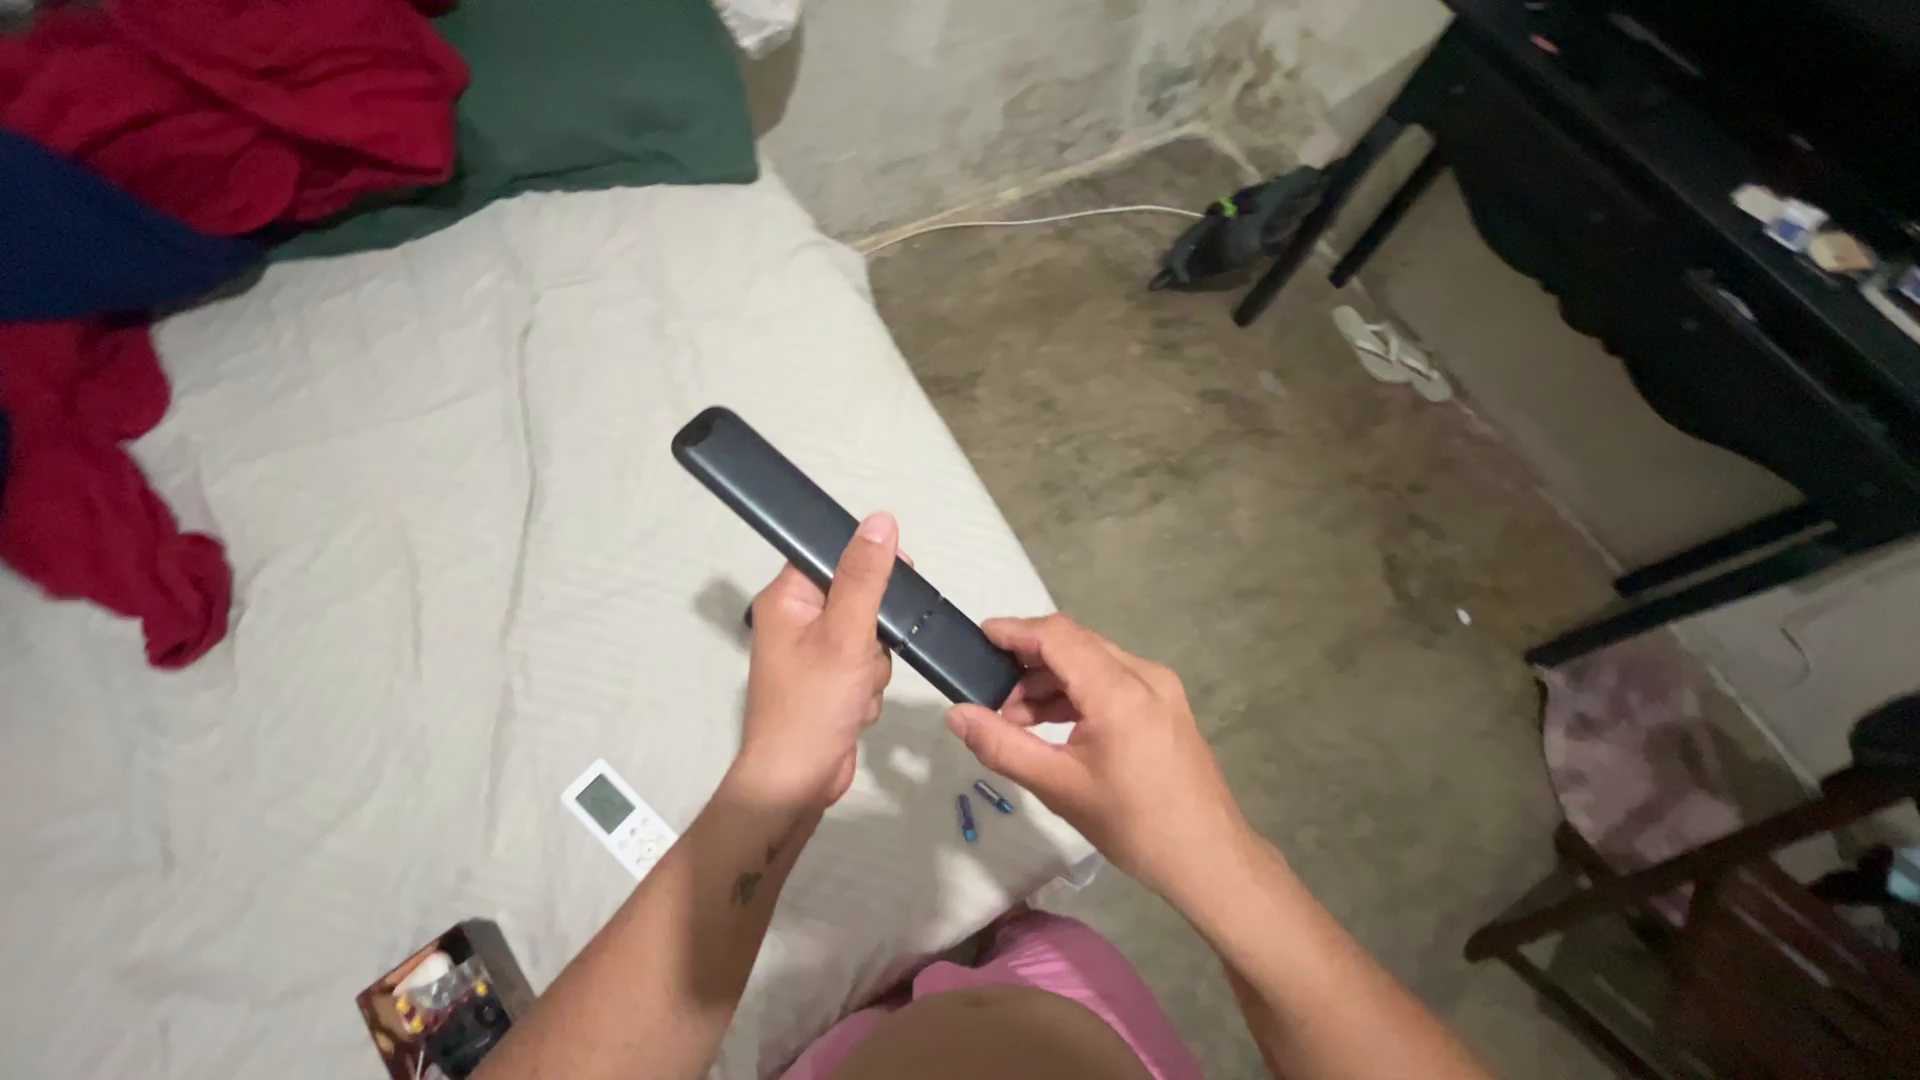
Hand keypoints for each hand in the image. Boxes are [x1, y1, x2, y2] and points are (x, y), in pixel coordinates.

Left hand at [733, 513, 898, 808]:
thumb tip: (881, 520)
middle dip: (875, 629)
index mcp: (787, 599)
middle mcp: (796, 621)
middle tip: (866, 651)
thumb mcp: (845, 634)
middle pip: (857, 597)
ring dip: (874, 663)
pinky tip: (857, 708)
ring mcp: (814, 655)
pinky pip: (865, 666)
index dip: (867, 561)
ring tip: (856, 688)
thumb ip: (865, 576)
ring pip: (869, 636)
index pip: (830, 555)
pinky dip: (869, 686)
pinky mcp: (830, 683)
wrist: (797, 783)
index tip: (899, 577)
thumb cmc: (814, 704)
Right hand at [944, 615, 1251, 898]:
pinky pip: (1112, 682)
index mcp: (1119, 689)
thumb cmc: (1133, 825)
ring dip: (1051, 683)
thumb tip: (955, 714)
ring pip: (1092, 663)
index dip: (1014, 631)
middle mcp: (1144, 674)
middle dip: (1027, 664)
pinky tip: (1054, 728)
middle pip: (1074, 645)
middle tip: (992, 700)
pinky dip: (1077, 695)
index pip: (1057, 636)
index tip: (977, 638)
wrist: (1209, 859)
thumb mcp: (1058, 786)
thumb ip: (1002, 746)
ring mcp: (1160, 688)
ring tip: (1017, 723)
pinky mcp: (1166, 705)